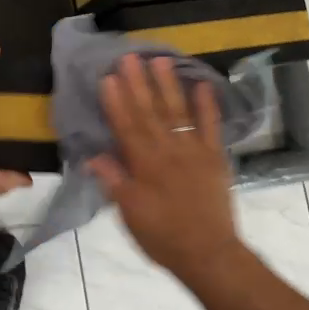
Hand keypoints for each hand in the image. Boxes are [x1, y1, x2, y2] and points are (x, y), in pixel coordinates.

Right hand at [88, 55, 240, 280]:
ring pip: (177, 112)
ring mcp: (193, 151)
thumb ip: (114, 181)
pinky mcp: (214, 157)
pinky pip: (210, 126)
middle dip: (137, 83)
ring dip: (168, 85)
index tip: (108, 76)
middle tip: (129, 56)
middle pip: (149, 112)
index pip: (125, 126)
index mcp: (143, 165)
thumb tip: (94, 156)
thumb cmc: (162, 237)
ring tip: (160, 60)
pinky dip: (207, 105)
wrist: (208, 253)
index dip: (116, 101)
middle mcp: (167, 151)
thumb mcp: (129, 213)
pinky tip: (202, 85)